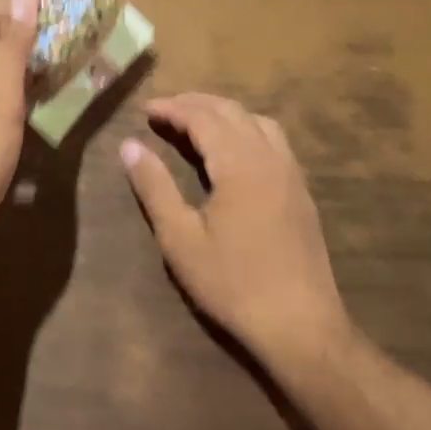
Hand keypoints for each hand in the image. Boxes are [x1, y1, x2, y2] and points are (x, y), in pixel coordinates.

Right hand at [120, 94, 350, 358]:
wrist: (299, 325)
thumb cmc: (232, 283)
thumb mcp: (180, 239)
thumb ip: (154, 187)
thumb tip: (129, 145)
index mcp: (240, 164)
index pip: (203, 117)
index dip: (172, 108)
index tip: (144, 110)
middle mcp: (270, 158)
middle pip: (233, 112)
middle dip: (196, 104)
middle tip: (164, 111)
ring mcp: (292, 175)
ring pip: (259, 123)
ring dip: (225, 114)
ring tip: (195, 124)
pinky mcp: (301, 193)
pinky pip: (274, 142)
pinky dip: (246, 131)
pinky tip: (232, 152)